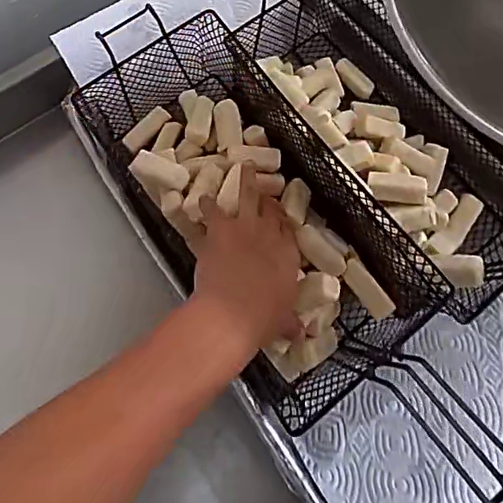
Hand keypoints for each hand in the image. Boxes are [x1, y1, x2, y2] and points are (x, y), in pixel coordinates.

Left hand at [191, 190, 301, 351]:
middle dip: (267, 197)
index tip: (278, 219)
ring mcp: (244, 227)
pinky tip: (202, 198)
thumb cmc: (262, 319)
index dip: (282, 222)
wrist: (232, 313)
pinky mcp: (220, 228)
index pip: (288, 230)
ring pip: (247, 194)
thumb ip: (289, 323)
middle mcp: (269, 234)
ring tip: (243, 168)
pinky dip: (207, 204)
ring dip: (245, 181)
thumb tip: (300, 333)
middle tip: (264, 191)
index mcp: (288, 254)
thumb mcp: (282, 322)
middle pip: (271, 207)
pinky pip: (212, 209)